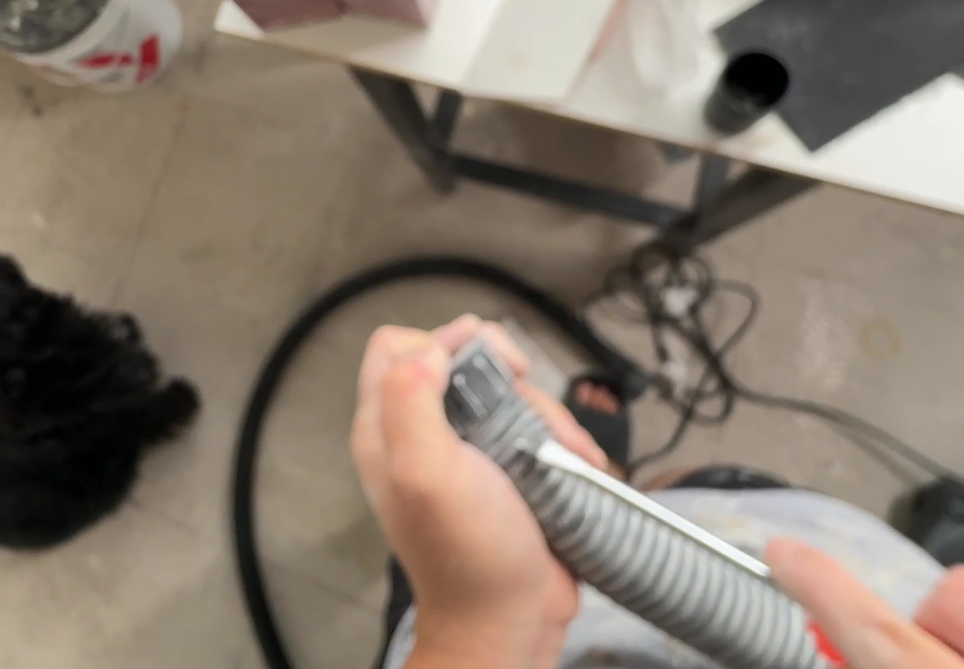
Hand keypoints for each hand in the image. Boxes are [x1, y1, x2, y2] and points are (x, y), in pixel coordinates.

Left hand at [350, 315, 609, 667]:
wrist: (510, 624)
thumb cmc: (467, 555)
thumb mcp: (427, 472)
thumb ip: (411, 400)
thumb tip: (431, 346)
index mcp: (387, 428)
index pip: (398, 347)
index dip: (439, 339)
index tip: (480, 360)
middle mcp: (420, 431)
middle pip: (456, 359)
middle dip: (499, 367)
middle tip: (522, 381)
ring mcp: (464, 448)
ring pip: (501, 389)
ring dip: (540, 407)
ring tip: (563, 447)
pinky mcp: (502, 465)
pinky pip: (529, 424)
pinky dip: (557, 434)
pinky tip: (576, 458)